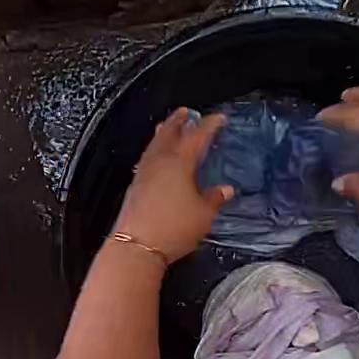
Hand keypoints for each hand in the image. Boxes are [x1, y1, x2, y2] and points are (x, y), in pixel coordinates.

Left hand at [112, 108, 232, 262]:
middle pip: (168, 134)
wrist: (137, 246)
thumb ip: (214, 199)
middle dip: (178, 121)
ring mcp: (143, 174)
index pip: (196, 136)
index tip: (218, 119)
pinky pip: (145, 160)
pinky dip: (152, 152)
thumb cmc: (173, 228)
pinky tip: (154, 158)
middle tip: (185, 112)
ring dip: (162, 133)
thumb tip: (225, 190)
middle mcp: (158, 163)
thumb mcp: (203, 214)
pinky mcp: (134, 187)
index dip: (209, 125)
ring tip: (167, 127)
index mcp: (179, 163)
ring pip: (154, 145)